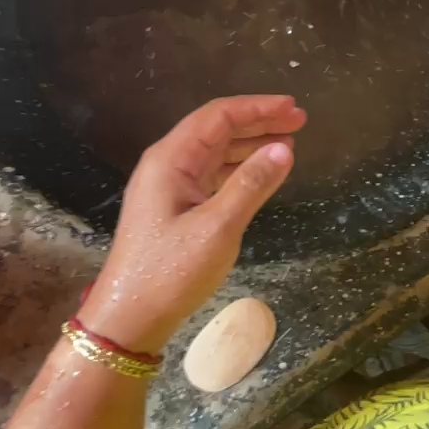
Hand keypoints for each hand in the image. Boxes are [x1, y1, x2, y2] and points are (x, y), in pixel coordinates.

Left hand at [79, 95, 305, 349]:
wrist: (129, 320)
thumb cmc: (170, 271)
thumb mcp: (218, 227)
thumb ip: (252, 183)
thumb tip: (285, 148)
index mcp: (171, 159)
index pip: (219, 116)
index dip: (258, 108)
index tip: (293, 108)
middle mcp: (168, 165)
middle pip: (218, 130)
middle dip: (259, 122)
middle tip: (299, 122)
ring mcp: (170, 187)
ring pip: (217, 152)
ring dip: (252, 144)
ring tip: (289, 144)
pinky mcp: (176, 208)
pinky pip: (213, 174)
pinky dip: (241, 168)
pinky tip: (263, 173)